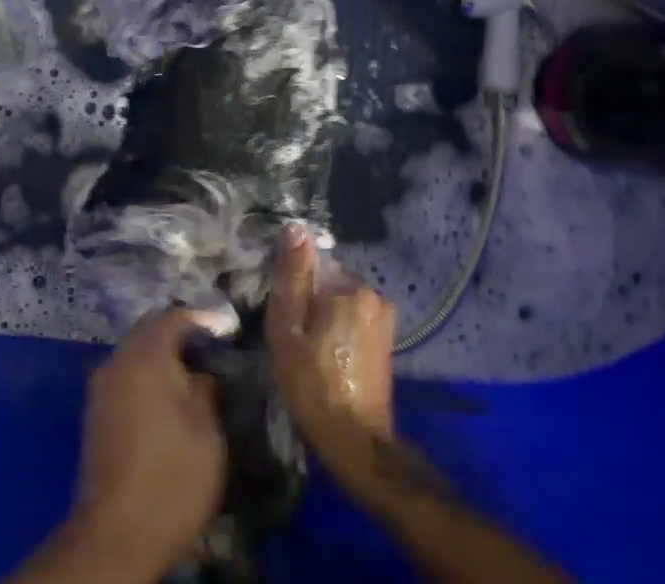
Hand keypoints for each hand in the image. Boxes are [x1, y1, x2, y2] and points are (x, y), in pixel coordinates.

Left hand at [74, 308, 227, 576]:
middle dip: (176, 334)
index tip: (226, 326)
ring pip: (132, 357)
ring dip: (159, 359)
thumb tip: (200, 374)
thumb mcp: (206, 433)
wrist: (118, 527)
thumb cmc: (173, 476)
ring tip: (194, 373)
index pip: (169, 318)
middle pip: (145, 333)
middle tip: (210, 346)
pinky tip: (168, 398)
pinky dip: (146, 379)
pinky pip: (124, 380)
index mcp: (143, 359)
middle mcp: (114, 364)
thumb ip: (204, 391)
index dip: (199, 317)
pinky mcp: (95, 413)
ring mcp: (99, 389)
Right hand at [264, 224, 395, 451]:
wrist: (353, 437)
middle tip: (288, 331)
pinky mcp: (384, 338)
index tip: (279, 311)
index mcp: (351, 288)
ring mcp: (384, 318)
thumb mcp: (287, 326)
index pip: (311, 261)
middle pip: (326, 279)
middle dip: (306, 297)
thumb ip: (291, 276)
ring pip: (336, 299)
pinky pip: (349, 316)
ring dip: (318, 313)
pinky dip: (332, 326)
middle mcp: (374, 295)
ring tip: (301, 344)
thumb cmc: (311, 381)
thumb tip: (295, 228)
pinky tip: (320, 352)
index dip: (290, 284)